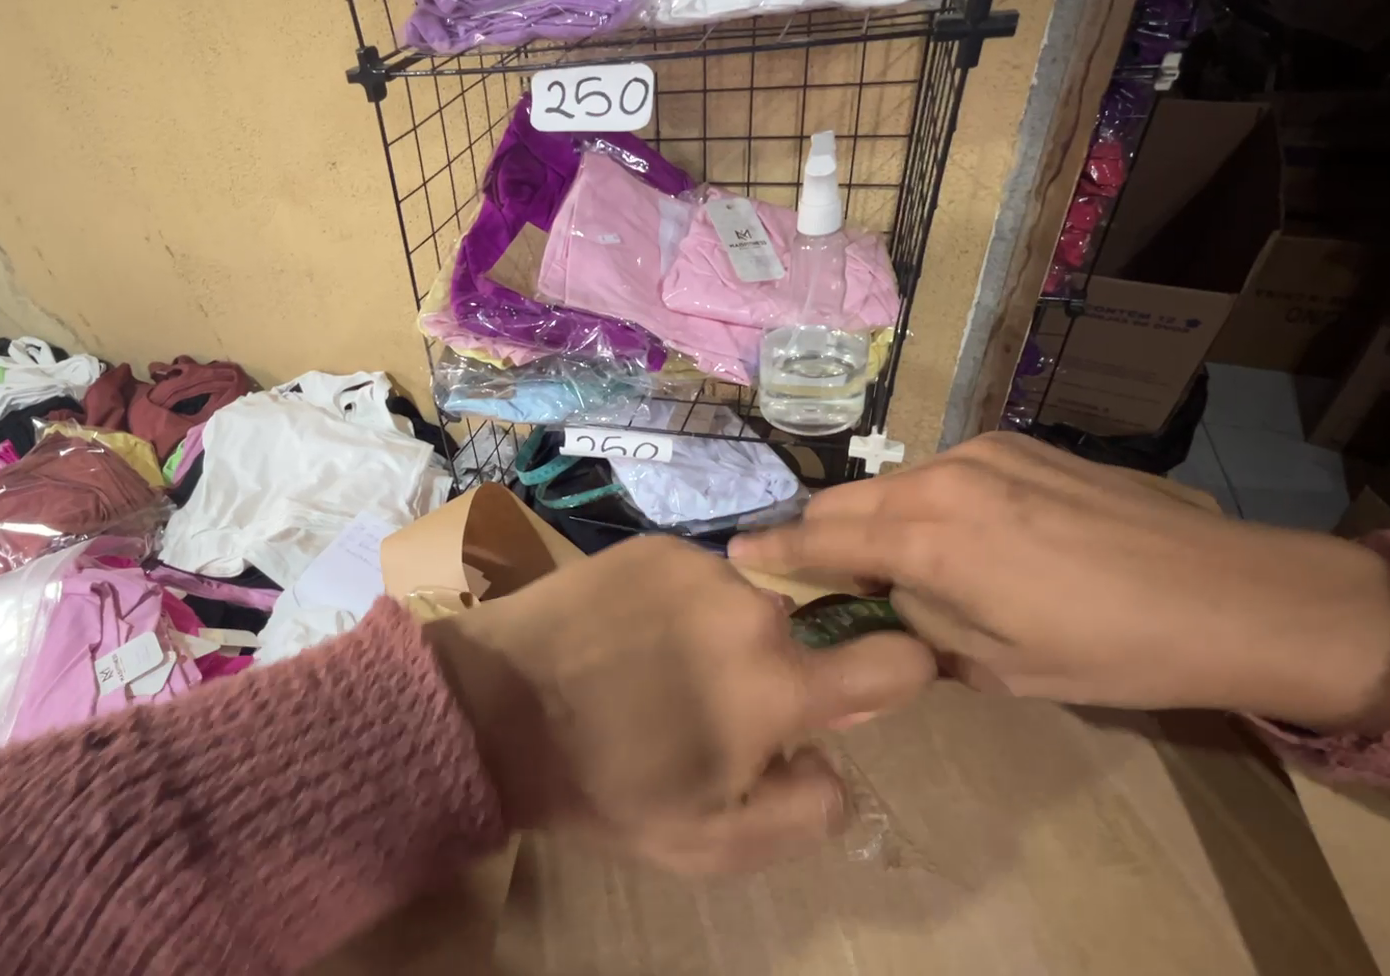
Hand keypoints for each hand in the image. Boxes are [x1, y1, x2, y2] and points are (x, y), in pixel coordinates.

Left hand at [423, 535, 933, 874]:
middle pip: (798, 639)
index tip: (859, 689)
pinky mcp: (652, 545)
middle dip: (770, 671)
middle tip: (702, 702)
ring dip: (720, 634)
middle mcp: (750, 609)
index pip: (895, 661)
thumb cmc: (603, 784)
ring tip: (653, 664)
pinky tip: (627, 630)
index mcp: (778, 686)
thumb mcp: (711, 843)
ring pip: (742, 605)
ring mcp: (698, 566)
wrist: (495, 706)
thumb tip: (831, 758)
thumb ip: (806, 809)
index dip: (893, 674)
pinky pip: (695, 576)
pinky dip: (677, 602)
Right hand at [728, 432, 1389, 732]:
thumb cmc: (1109, 650)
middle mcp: (938, 481)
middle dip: (820, 537)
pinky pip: (937, 471)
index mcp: (928, 541)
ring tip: (906, 560)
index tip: (735, 557)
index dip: (772, 553)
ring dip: (874, 519)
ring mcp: (979, 453)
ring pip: (887, 483)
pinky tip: (967, 534)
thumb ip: (915, 619)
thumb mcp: (994, 663)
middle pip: (840, 500)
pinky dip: (924, 502)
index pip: (819, 539)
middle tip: (829, 578)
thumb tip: (884, 597)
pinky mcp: (1014, 443)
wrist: (1240, 595)